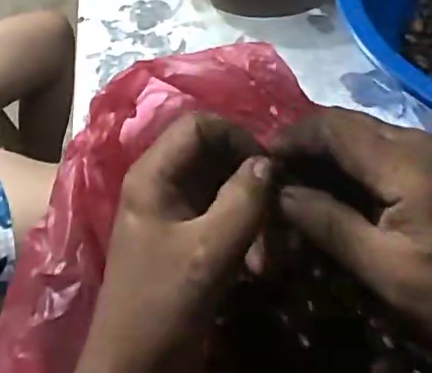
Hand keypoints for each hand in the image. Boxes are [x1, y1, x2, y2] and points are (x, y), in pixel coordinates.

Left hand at [77, 113, 274, 372]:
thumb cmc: (160, 306)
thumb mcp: (206, 254)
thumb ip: (240, 203)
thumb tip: (268, 162)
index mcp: (152, 173)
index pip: (197, 125)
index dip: (235, 135)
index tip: (269, 165)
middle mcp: (160, 181)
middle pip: (211, 153)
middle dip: (248, 176)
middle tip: (279, 208)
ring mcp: (171, 210)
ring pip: (220, 184)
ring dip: (250, 208)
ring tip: (272, 247)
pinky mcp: (184, 237)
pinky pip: (220, 213)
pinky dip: (244, 229)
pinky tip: (261, 262)